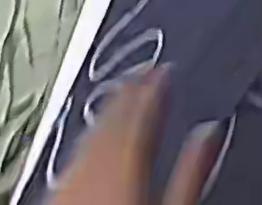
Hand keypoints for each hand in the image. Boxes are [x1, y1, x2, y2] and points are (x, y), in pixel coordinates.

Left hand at [46, 67, 220, 204]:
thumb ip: (191, 170)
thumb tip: (210, 131)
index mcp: (126, 166)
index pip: (141, 112)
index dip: (152, 86)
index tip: (162, 69)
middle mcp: (92, 171)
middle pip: (111, 119)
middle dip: (128, 92)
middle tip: (143, 71)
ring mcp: (67, 189)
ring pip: (87, 137)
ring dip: (105, 113)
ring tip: (120, 95)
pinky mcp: (52, 204)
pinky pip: (69, 162)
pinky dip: (85, 143)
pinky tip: (89, 142)